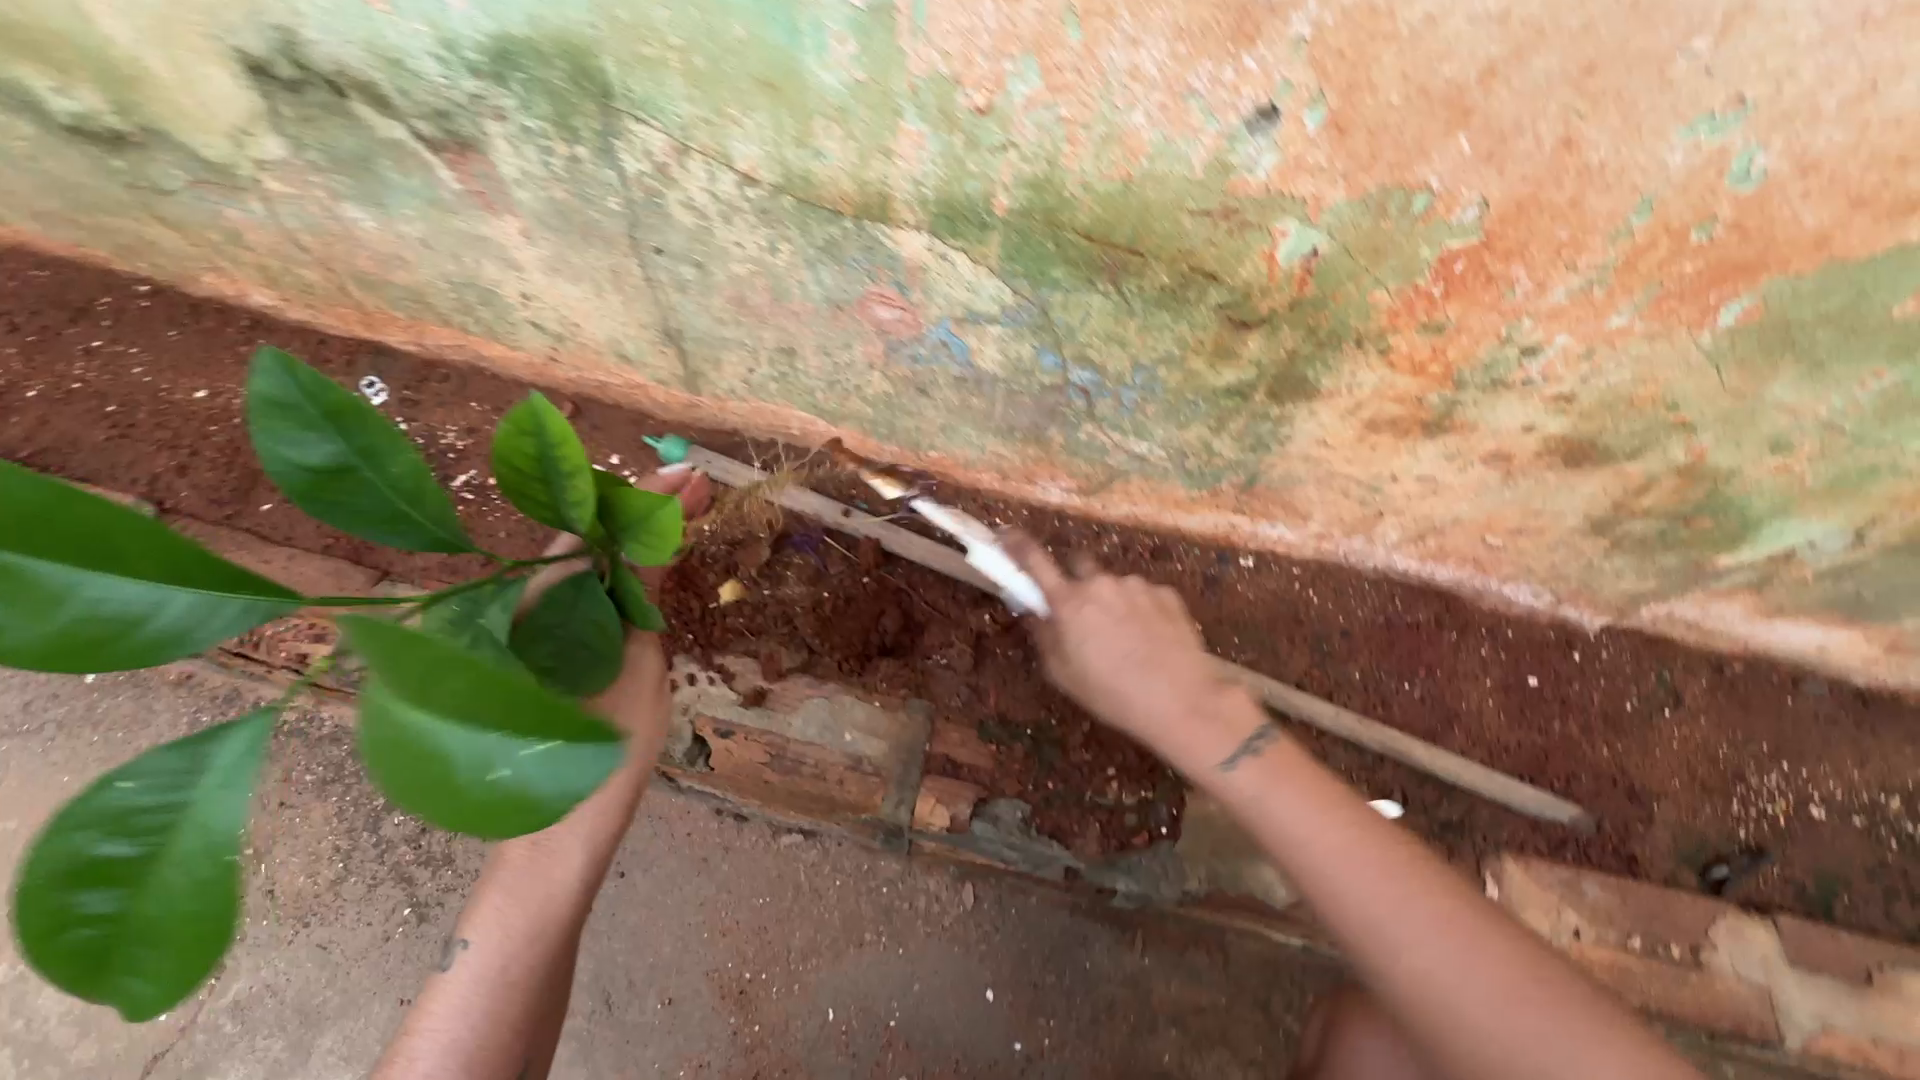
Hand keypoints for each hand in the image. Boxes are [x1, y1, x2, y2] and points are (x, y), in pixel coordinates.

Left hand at [518, 466, 711, 745]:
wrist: (558, 831)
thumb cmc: (597, 751)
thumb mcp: (634, 661)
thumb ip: (640, 589)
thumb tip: (664, 524)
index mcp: (540, 601)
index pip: (596, 526)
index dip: (645, 497)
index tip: (692, 476)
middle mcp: (528, 605)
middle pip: (588, 537)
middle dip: (642, 509)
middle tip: (698, 489)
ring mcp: (537, 631)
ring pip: (588, 565)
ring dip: (634, 537)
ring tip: (685, 513)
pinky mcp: (552, 654)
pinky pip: (587, 597)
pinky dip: (623, 574)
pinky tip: (653, 564)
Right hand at [1001, 532, 1257, 764]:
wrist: (1181, 698)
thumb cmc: (1111, 693)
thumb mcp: (1062, 674)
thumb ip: (1043, 635)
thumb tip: (1034, 611)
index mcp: (1069, 603)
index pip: (1034, 561)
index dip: (1017, 544)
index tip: (1006, 534)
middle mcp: (1100, 584)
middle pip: (1079, 566)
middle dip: (1076, 582)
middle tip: (1083, 615)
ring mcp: (1136, 585)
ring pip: (1114, 586)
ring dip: (1112, 603)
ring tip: (1127, 642)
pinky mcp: (1166, 593)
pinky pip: (1144, 596)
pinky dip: (1141, 612)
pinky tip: (1151, 642)